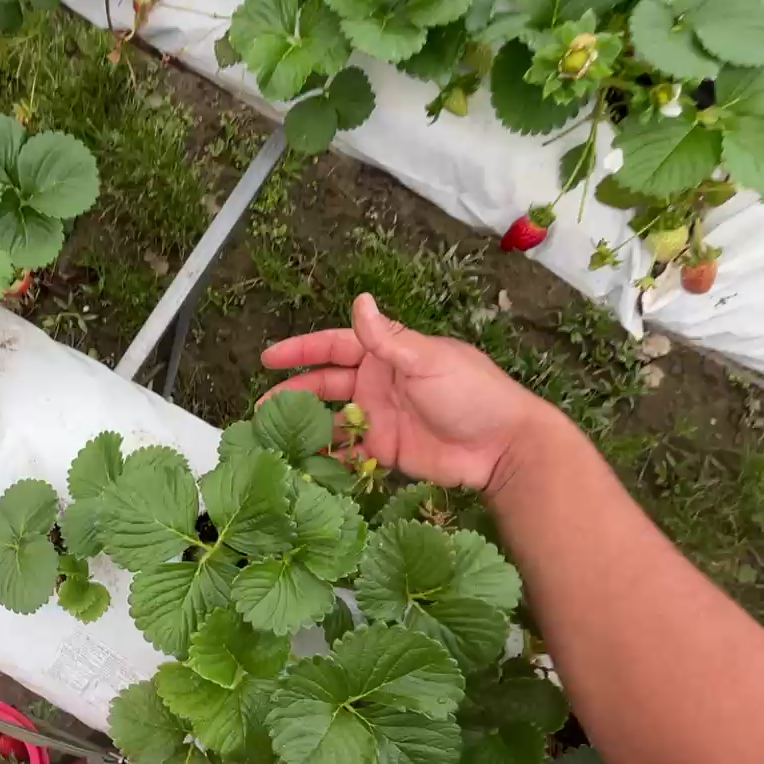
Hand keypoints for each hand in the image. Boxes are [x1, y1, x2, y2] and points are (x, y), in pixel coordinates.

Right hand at [261, 293, 554, 491]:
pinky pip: (346, 452)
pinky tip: (302, 463)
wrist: (502, 446)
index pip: (334, 347)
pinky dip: (325, 457)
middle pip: (324, 385)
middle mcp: (376, 385)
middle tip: (260, 408)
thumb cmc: (471, 393)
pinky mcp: (383, 450)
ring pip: (330, 420)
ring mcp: (378, 418)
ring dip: (304, 426)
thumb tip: (359, 300)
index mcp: (386, 356)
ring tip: (272, 437)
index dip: (301, 351)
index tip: (268, 359)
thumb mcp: (427, 360)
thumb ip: (387, 338)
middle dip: (292, 393)